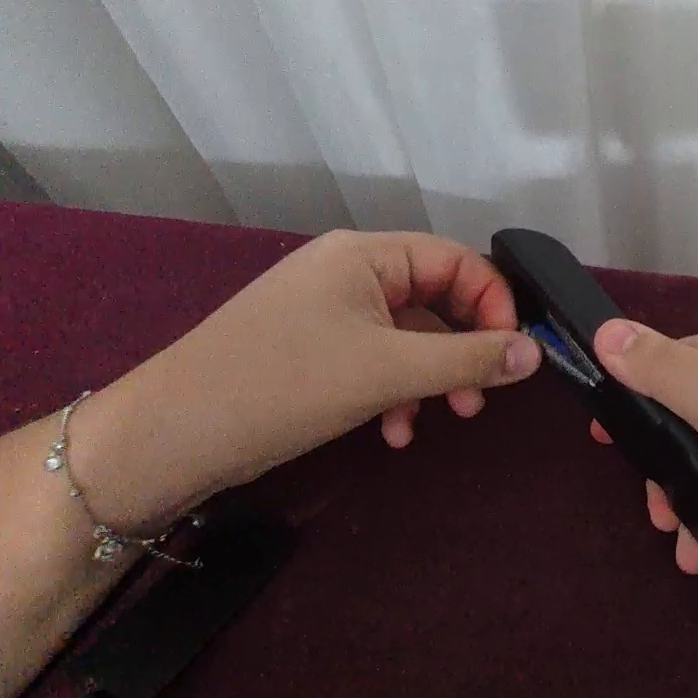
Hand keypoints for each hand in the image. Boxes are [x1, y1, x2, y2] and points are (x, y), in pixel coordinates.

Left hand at [72, 231, 540, 529]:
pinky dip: (397, 391)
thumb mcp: (388, 372)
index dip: (494, 303)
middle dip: (465, 349)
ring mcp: (330, 311)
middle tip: (481, 396)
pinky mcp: (314, 349)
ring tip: (447, 418)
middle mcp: (351, 272)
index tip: (511, 354)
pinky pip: (378, 358)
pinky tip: (396, 432)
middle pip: (438, 299)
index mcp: (367, 255)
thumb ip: (469, 358)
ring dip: (434, 376)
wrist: (160, 443)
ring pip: (411, 335)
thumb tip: (536, 352)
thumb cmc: (282, 385)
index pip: (458, 261)